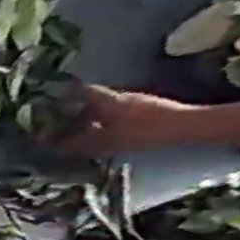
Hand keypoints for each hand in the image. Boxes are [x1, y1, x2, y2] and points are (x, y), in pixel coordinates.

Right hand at [51, 85, 203, 156]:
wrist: (189, 127)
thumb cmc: (145, 130)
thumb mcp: (107, 141)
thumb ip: (79, 144)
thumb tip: (53, 148)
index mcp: (108, 101)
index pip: (82, 91)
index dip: (65, 93)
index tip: (50, 99)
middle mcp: (120, 97)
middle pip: (92, 100)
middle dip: (74, 109)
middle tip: (59, 122)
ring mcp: (135, 103)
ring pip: (105, 108)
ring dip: (90, 117)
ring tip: (77, 131)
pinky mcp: (146, 110)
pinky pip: (116, 114)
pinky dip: (104, 122)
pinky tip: (101, 134)